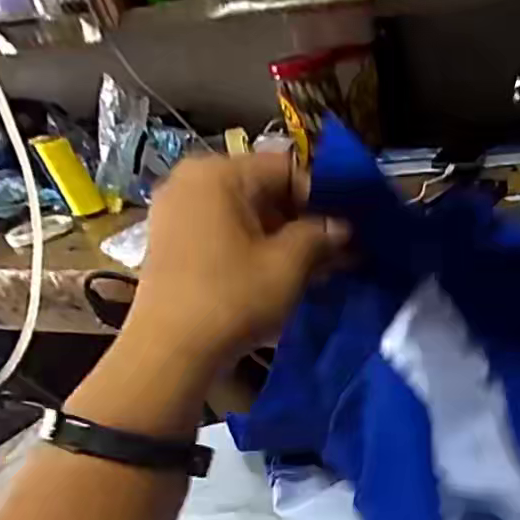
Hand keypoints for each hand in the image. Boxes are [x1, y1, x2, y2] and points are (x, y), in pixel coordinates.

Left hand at [126, 152, 347, 368]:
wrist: (171, 351)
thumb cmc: (233, 299)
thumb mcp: (288, 266)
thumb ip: (320, 236)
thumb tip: (341, 227)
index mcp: (219, 173)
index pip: (286, 169)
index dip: (324, 197)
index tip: (348, 228)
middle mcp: (192, 182)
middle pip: (263, 191)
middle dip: (304, 222)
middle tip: (338, 253)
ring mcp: (177, 213)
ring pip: (245, 217)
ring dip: (282, 240)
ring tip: (315, 270)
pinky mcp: (173, 245)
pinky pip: (224, 235)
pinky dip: (255, 250)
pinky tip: (279, 278)